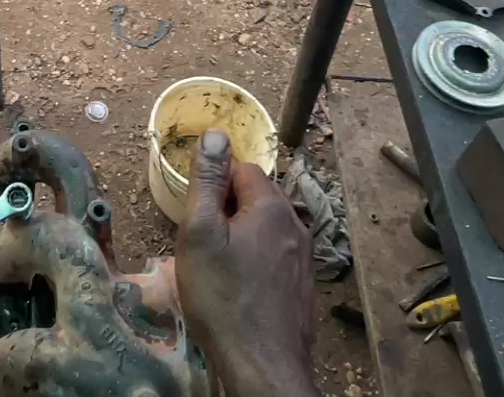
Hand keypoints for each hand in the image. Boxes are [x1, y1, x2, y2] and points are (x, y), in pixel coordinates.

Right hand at [176, 129, 320, 396]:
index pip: (241, 169)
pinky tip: (241, 291)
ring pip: (266, 229)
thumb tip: (215, 134)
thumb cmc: (223, 297)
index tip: (199, 217)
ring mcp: (304, 260)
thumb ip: (208, 180)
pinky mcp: (304, 289)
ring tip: (219, 269)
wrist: (263, 370)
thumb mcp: (200, 232)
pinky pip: (276, 258)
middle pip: (256, 197)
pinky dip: (257, 263)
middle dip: (229, 211)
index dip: (215, 188)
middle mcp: (296, 226)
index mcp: (272, 206)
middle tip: (204, 244)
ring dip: (242, 238)